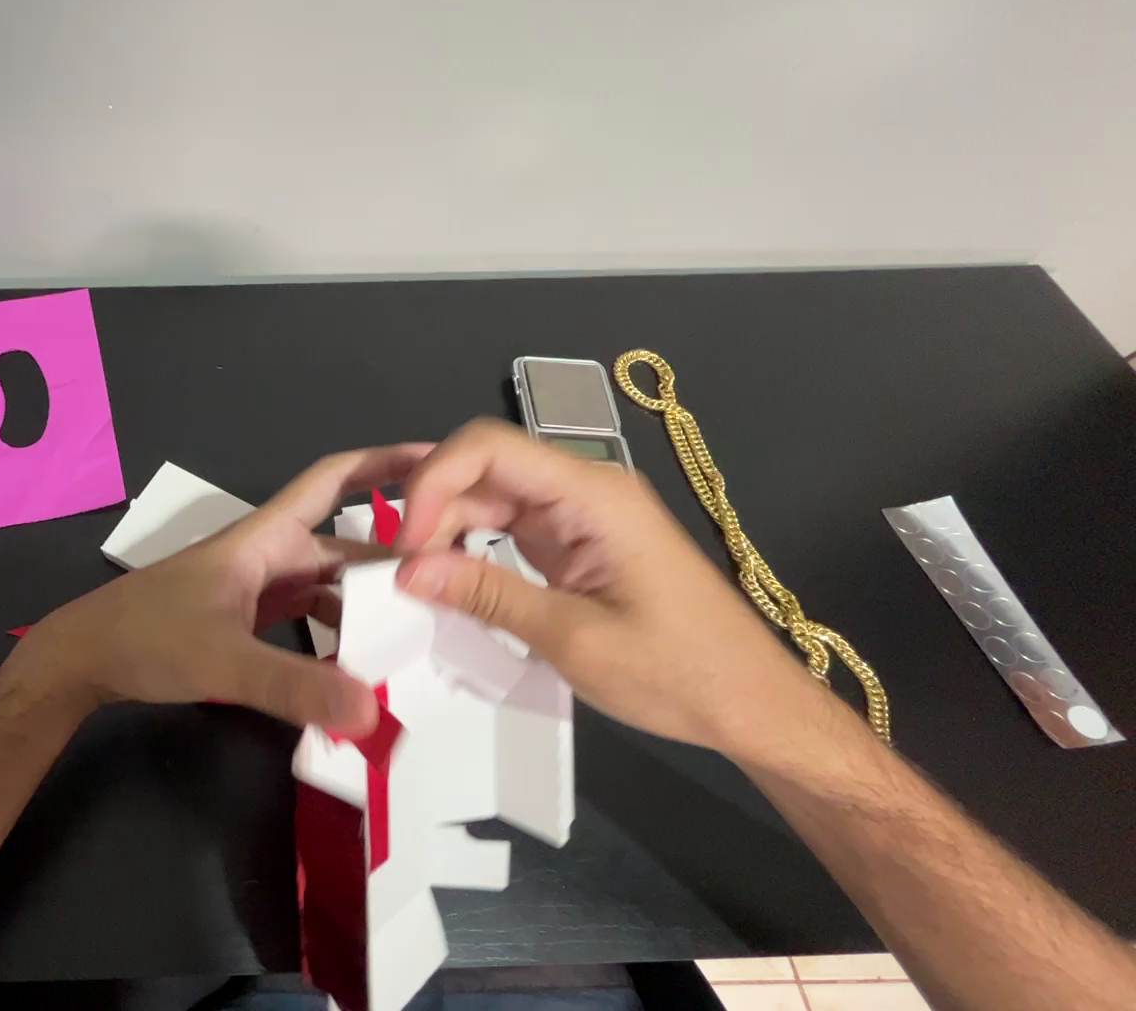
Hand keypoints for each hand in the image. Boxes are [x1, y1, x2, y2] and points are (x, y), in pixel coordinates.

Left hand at [16, 445, 431, 736]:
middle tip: (462, 587)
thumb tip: (371, 710)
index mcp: (265, 539)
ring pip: (332, 588)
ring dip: (372, 606)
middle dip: (398, 562)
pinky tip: (366, 666)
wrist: (86, 657)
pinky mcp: (251, 620)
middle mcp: (270, 555)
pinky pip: (311, 619)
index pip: (331, 482)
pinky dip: (340, 636)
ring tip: (428, 633)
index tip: (440, 459)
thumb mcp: (222, 658)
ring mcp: (260, 589)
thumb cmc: (148, 635)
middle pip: (347, 550)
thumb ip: (291, 685)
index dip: (383, 464)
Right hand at [392, 418, 835, 757]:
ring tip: (414, 581)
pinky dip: (466, 549)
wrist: (754, 707)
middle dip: (431, 511)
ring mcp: (576, 515)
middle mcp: (581, 489)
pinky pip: (502, 527)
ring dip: (443, 532)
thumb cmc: (679, 673)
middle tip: (400, 573)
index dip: (434, 481)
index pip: (489, 447)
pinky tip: (445, 580)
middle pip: (482, 469)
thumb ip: (486, 595)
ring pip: (485, 498)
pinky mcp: (571, 542)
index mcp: (592, 495)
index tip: (406, 545)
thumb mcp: (572, 639)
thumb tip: (405, 571)